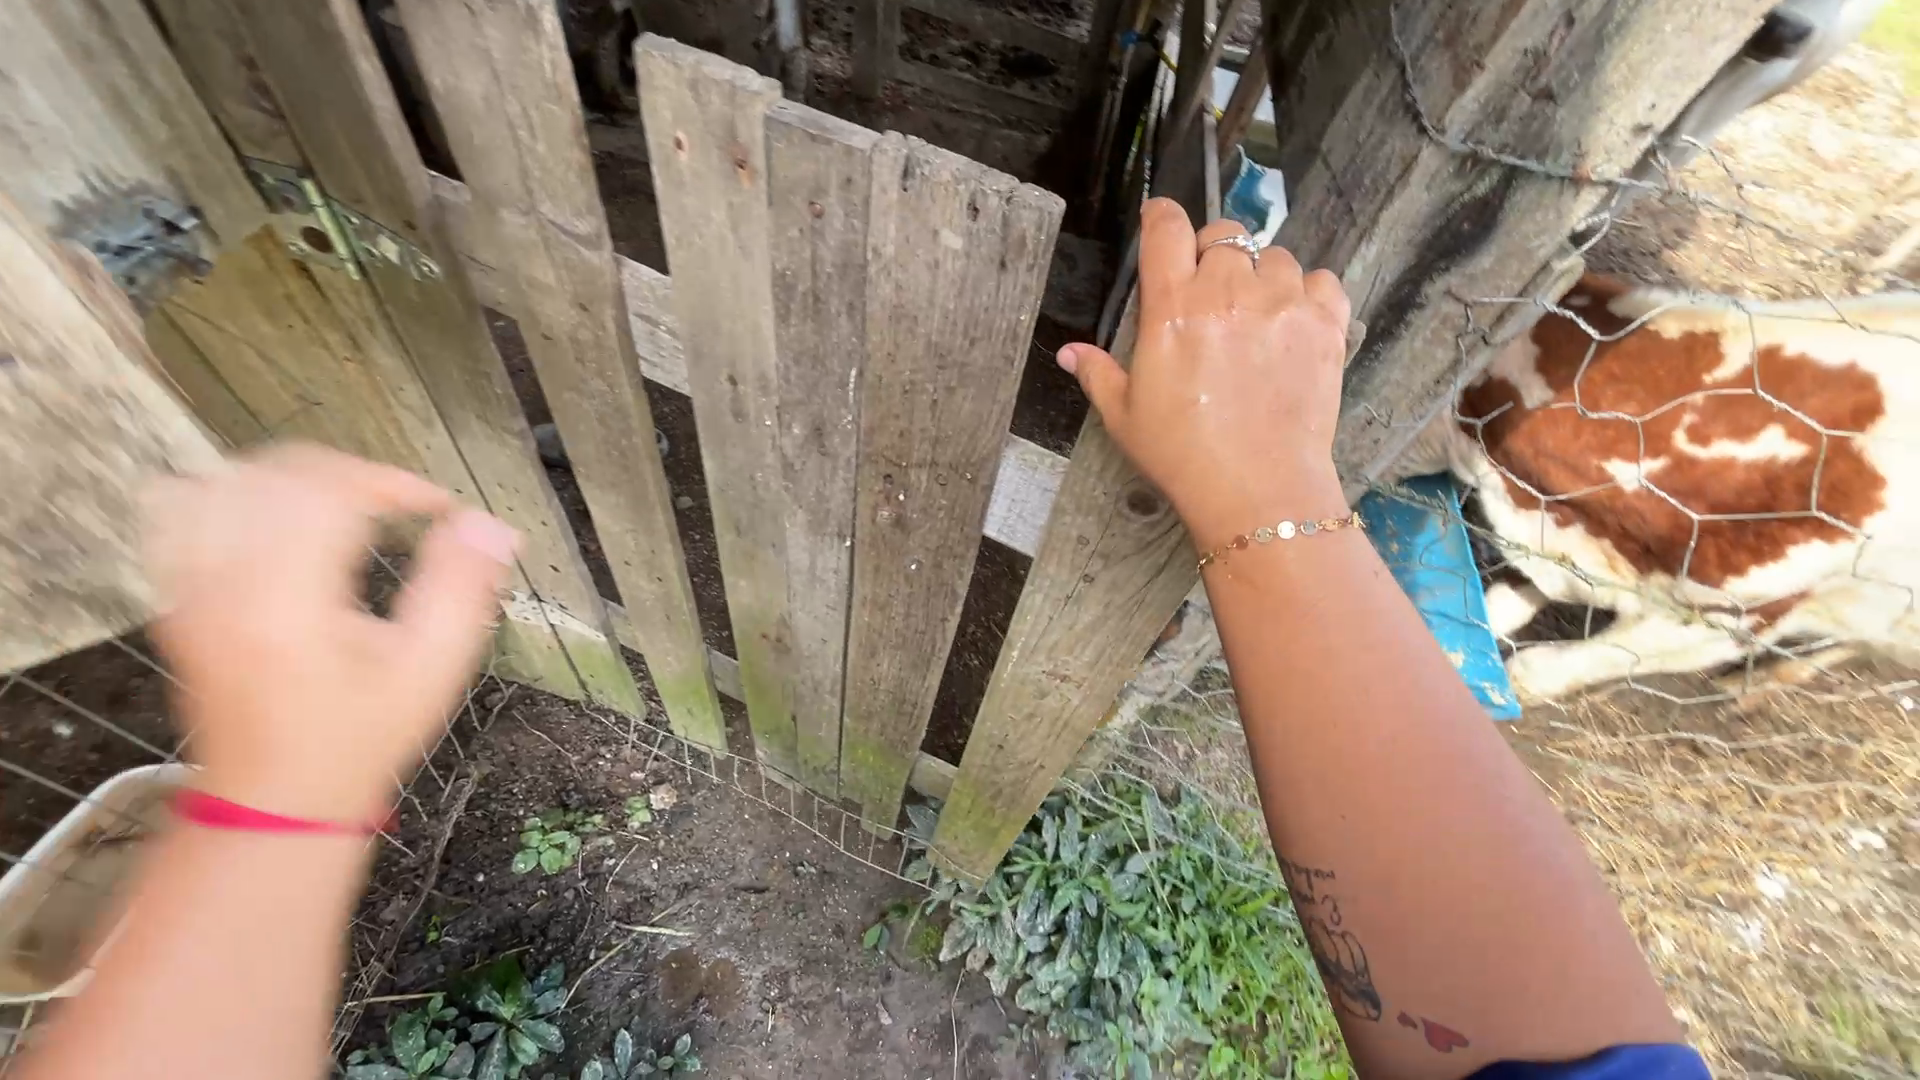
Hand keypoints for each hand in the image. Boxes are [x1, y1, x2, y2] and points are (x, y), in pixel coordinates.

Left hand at [145, 444, 517, 821]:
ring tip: (347, 500)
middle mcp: (224, 586)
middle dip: (349, 473)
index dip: (393, 483)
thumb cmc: (364, 735)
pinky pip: (180, 516)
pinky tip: (279, 516)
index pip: (329, 494)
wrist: (277, 795)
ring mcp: (188, 592)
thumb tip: (491, 525)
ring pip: (220, 486)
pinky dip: (235, 496)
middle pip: (272, 476)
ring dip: (293, 477)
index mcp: (288, 601)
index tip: (438, 506)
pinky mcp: (176, 602)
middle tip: (399, 501)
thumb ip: (462, 589)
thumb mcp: (433, 668)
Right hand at [1057, 200, 1351, 545]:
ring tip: (1253, 316)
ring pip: (1274, 256)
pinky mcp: (1324, 324)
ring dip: (1259, 275)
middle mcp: (1228, 291)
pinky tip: (1291, 324)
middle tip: (1209, 290)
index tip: (1160, 221)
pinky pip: (1319, 280)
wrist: (1256, 489)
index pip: (1166, 229)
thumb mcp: (1124, 416)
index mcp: (1172, 308)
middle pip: (1224, 235)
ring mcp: (1281, 304)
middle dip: (1211, 252)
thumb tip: (1068, 352)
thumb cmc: (1180, 454)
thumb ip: (1097, 373)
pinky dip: (1305, 293)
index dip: (1161, 216)